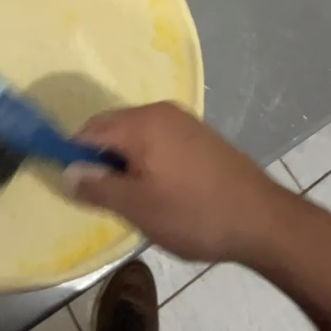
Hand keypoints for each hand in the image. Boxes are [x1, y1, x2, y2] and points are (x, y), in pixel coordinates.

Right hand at [63, 102, 289, 263]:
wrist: (264, 220)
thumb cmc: (195, 213)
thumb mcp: (139, 208)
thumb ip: (98, 187)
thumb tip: (66, 172)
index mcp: (140, 123)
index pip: (90, 130)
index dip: (75, 155)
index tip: (75, 186)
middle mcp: (158, 111)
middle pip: (112, 128)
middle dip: (102, 159)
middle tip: (108, 198)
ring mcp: (182, 120)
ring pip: (135, 134)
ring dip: (125, 160)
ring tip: (137, 199)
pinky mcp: (198, 134)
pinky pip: (157, 139)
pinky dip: (147, 159)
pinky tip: (162, 190)